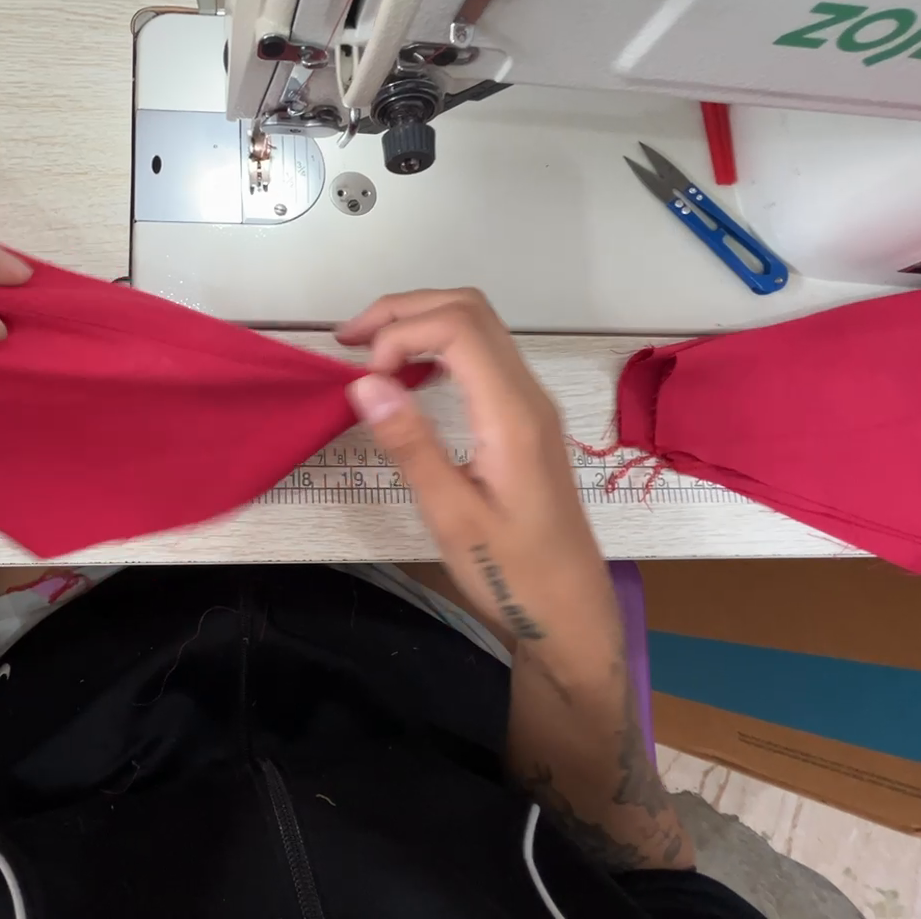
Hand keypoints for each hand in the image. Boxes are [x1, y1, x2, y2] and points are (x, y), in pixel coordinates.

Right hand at [337, 289, 606, 650]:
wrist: (571, 611)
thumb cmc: (511, 573)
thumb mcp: (452, 517)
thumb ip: (411, 444)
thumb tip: (365, 382)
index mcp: (512, 413)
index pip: (457, 327)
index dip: (400, 333)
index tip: (365, 376)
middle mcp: (527, 393)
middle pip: (468, 309)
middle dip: (402, 310)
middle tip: (349, 339)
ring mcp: (530, 401)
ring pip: (476, 324)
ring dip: (419, 322)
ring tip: (369, 350)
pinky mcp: (523, 415)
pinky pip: (480, 353)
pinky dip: (436, 344)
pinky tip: (407, 376)